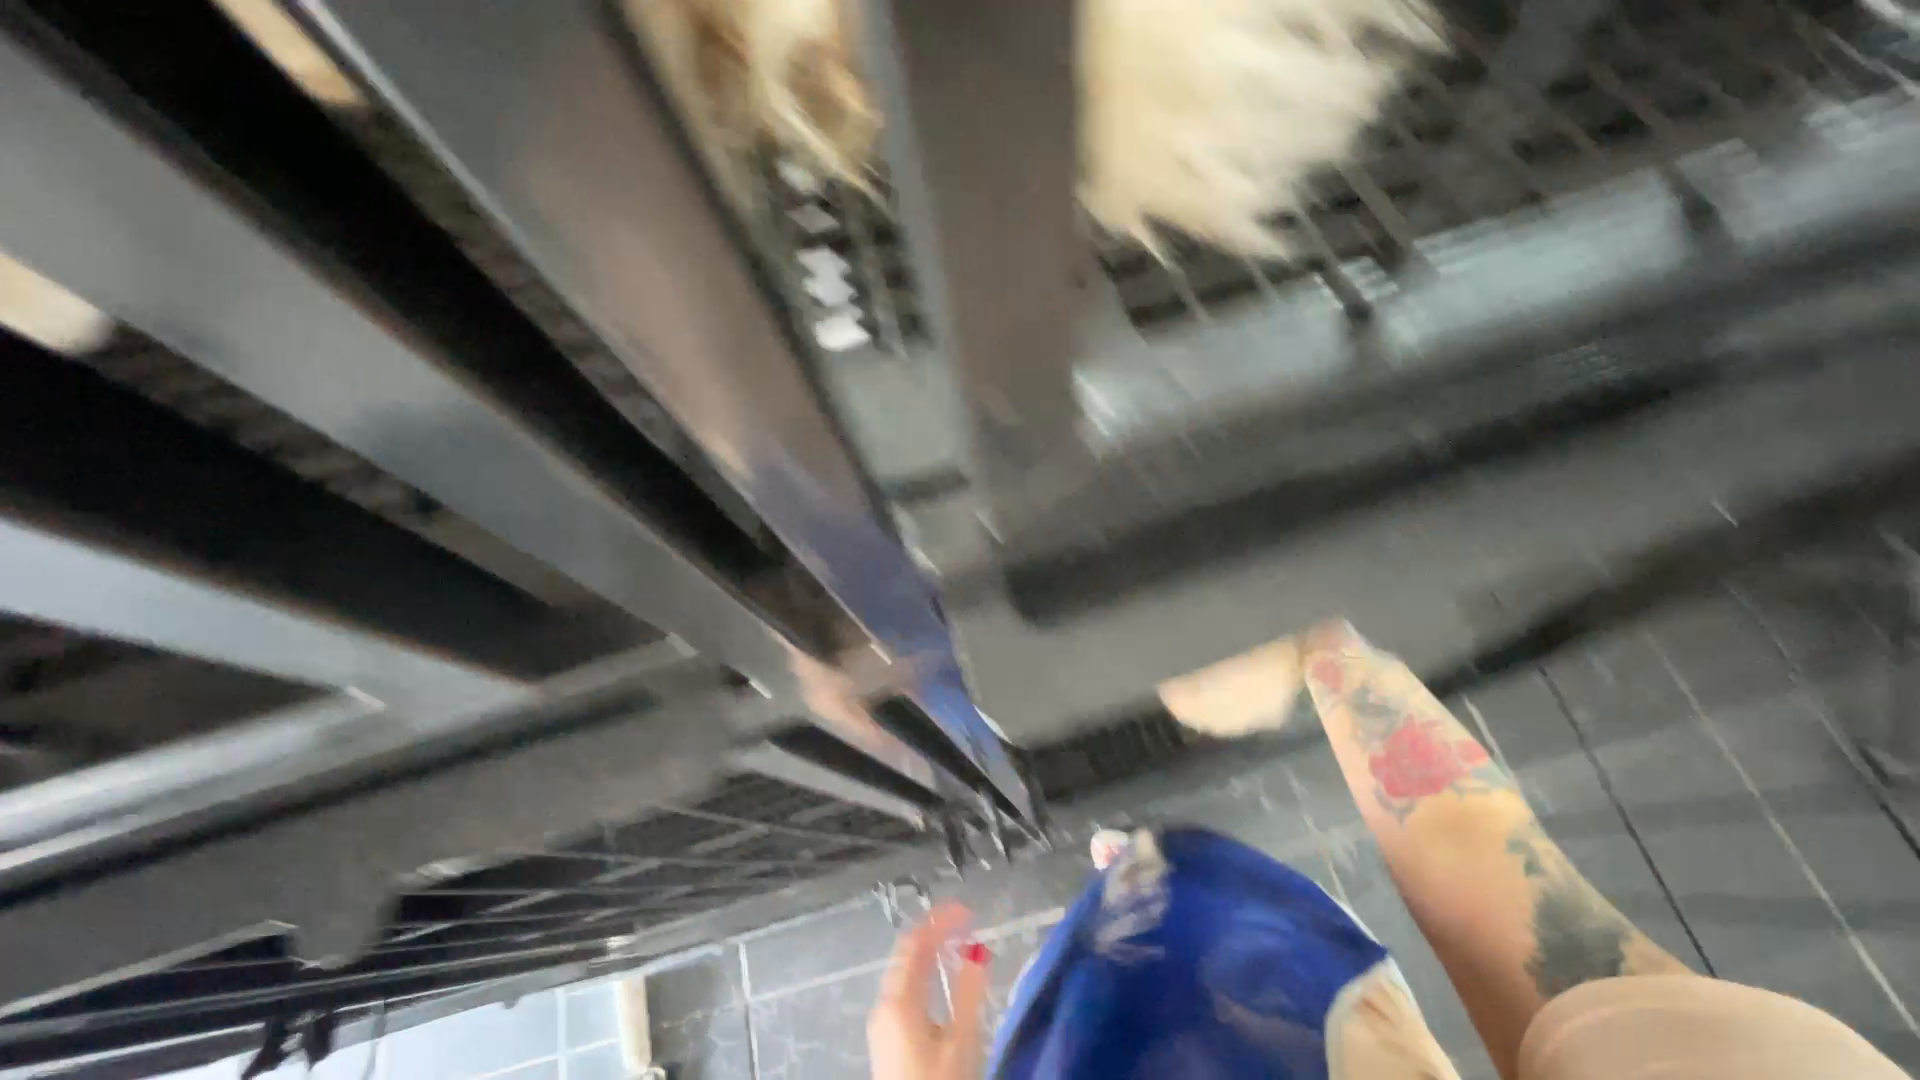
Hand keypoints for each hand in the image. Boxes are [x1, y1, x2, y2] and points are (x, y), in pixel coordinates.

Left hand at [868, 903, 990, 1079]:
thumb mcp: (962, 1041)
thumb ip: (968, 993)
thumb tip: (977, 952)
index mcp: (898, 1000)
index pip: (915, 942)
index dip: (940, 920)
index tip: (968, 909)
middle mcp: (883, 1005)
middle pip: (906, 955)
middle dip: (935, 933)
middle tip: (966, 922)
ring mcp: (882, 1023)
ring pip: (904, 973)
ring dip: (930, 954)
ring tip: (958, 945)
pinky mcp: (886, 1039)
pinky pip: (904, 991)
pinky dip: (924, 975)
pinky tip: (943, 981)